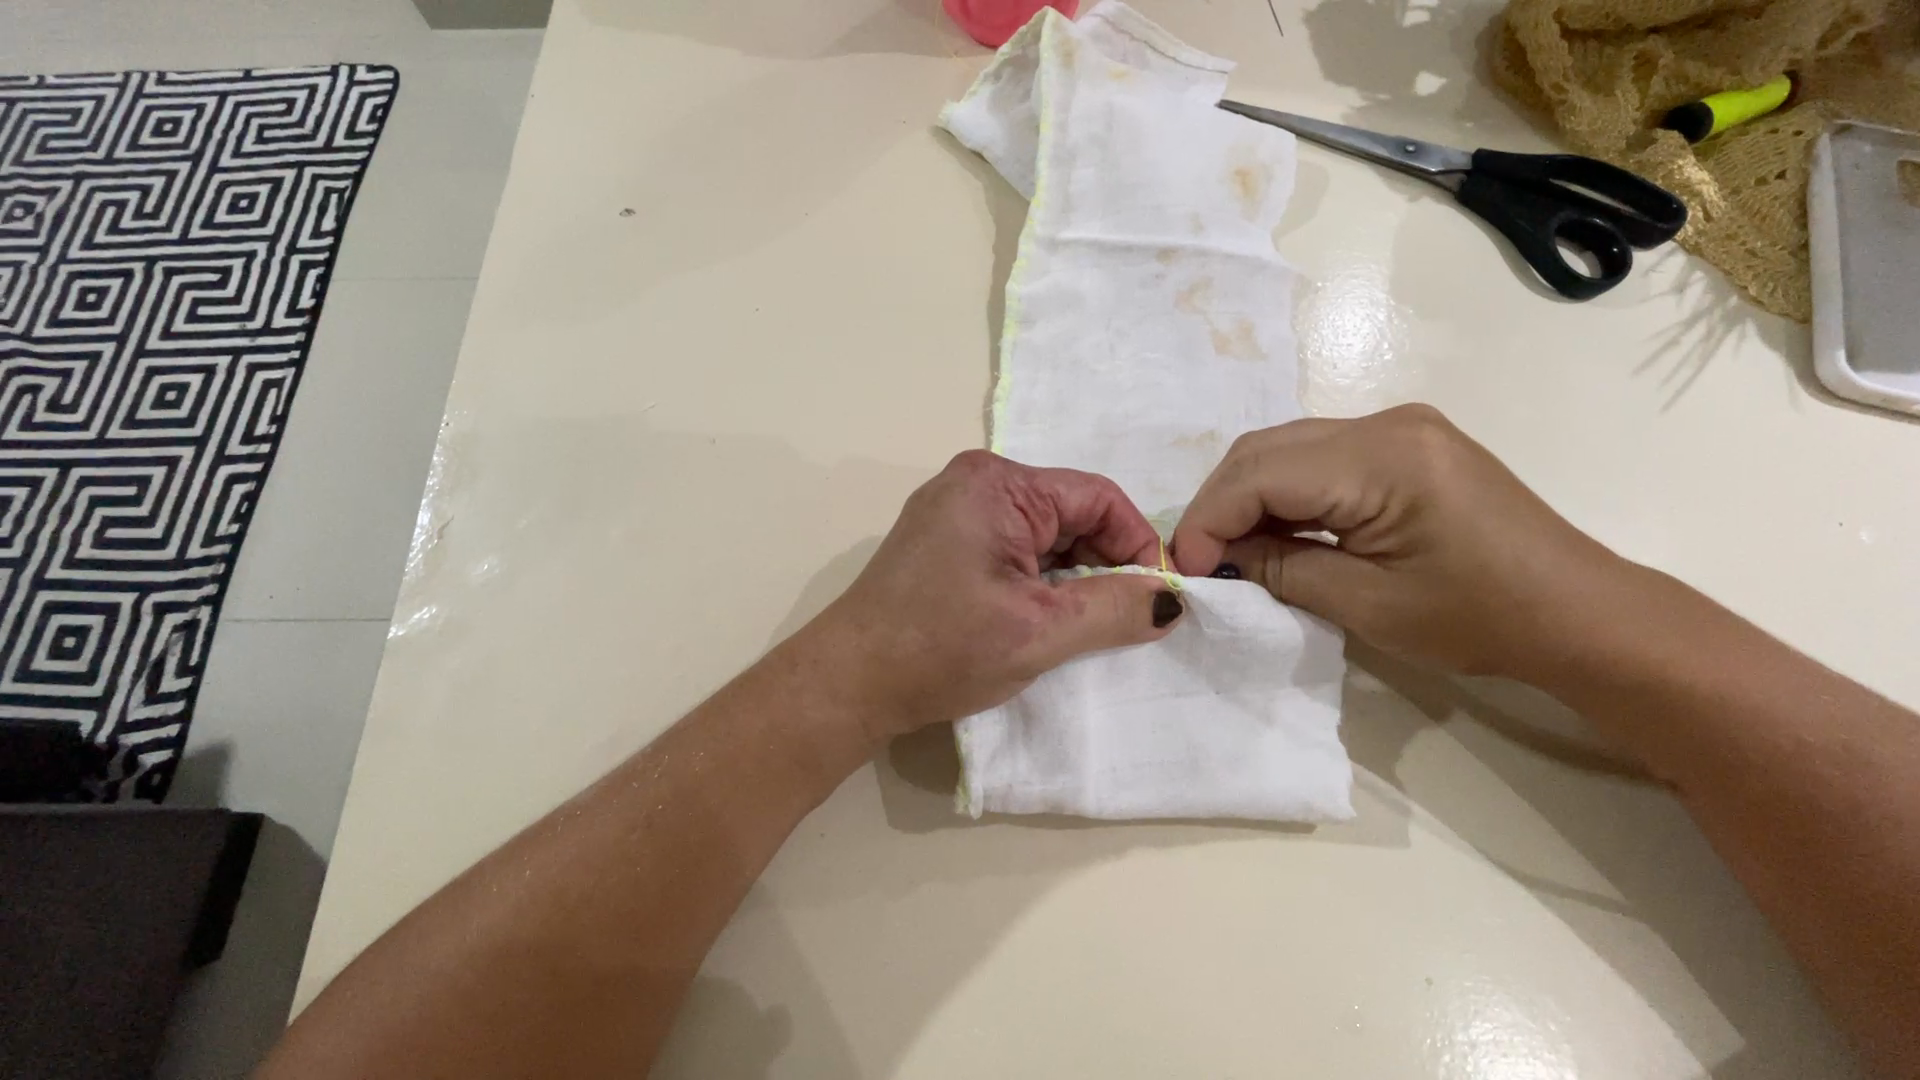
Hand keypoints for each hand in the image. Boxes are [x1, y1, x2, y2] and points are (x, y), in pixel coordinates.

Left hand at [802, 451, 1183, 743]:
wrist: (850, 682)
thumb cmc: (941, 650)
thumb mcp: (1040, 631)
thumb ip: (1114, 609)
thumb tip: (1173, 600)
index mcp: (997, 484)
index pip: (1096, 497)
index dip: (1136, 545)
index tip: (1159, 597)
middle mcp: (975, 483)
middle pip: (1070, 514)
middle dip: (1103, 564)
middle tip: (1126, 618)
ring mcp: (955, 512)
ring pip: (1044, 536)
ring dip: (1072, 578)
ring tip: (1086, 625)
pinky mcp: (945, 542)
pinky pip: (1014, 550)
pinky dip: (1040, 582)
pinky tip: (1046, 619)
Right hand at [1171, 404, 1626, 678]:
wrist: (1577, 612)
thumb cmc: (1480, 619)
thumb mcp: (1365, 605)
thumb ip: (1279, 568)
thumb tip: (1216, 556)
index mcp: (1384, 459)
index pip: (1260, 473)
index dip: (1208, 519)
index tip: (1184, 571)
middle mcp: (1386, 423)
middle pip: (1264, 449)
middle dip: (1219, 504)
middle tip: (1199, 561)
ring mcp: (1397, 427)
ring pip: (1284, 448)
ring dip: (1246, 496)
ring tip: (1229, 550)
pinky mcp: (1403, 442)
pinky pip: (1316, 456)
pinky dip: (1281, 492)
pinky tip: (1274, 531)